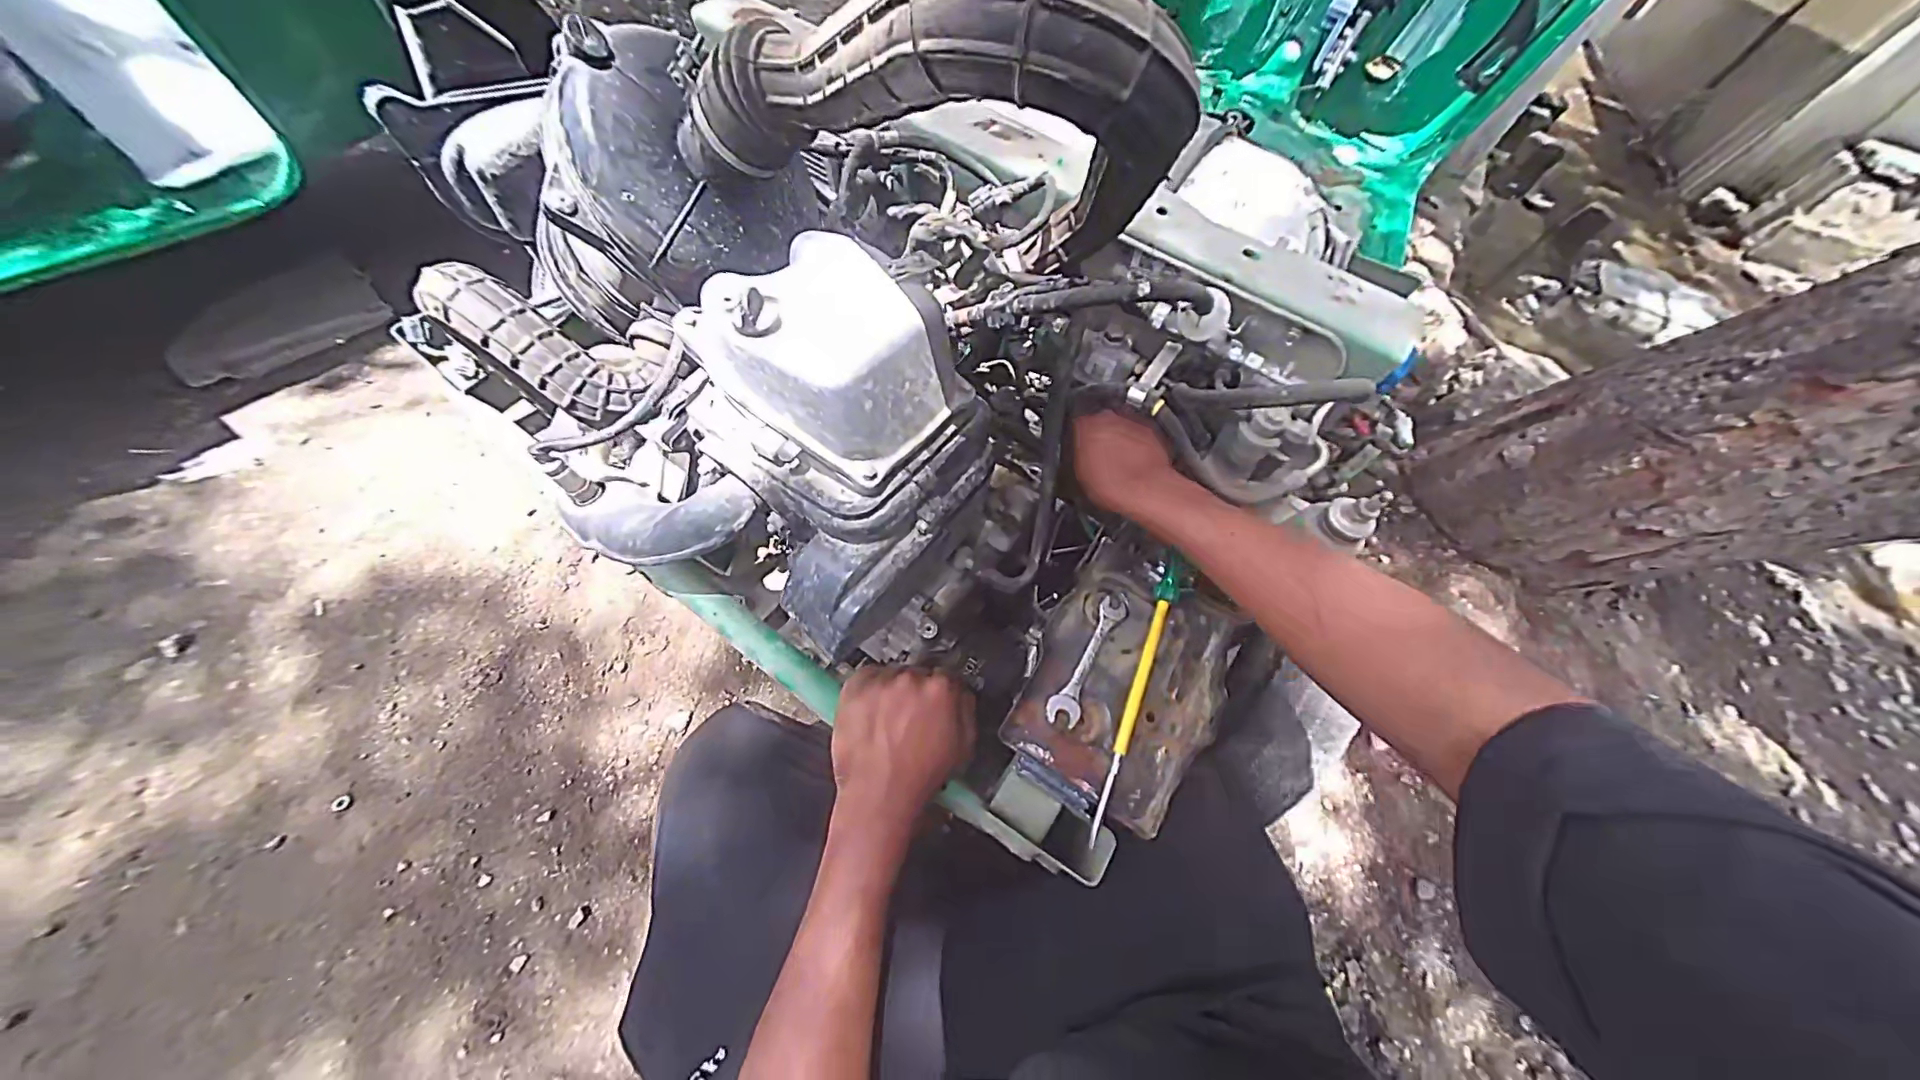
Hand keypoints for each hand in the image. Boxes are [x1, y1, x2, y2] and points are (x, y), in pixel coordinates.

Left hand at [831, 668, 974, 825]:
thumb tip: (960, 695)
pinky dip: (868, 691)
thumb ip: (965, 711)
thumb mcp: (963, 747)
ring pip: (891, 676)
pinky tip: (871, 714)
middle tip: (907, 718)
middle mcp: (912, 679)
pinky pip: (866, 678)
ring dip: (890, 691)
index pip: (945, 677)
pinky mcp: (857, 688)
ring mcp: (882, 682)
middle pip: (916, 675)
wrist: (879, 794)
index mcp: (942, 690)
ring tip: (887, 720)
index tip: (932, 702)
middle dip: (914, 693)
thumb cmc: (919, 777)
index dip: (938, 693)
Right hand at [1071, 409, 1186, 520]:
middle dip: (1098, 436)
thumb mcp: (1080, 474)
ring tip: (1116, 461)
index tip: (1078, 447)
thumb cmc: (1114, 485)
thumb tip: (1079, 454)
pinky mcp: (1149, 430)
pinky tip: (1132, 461)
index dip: (1077, 437)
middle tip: (1097, 456)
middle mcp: (1108, 417)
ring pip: (1118, 426)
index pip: (1076, 423)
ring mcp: (1130, 422)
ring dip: (1117, 439)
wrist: (1148, 490)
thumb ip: (1078, 455)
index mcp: (1086, 425)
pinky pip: (1136, 434)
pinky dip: (1133, 443)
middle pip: (1099, 421)